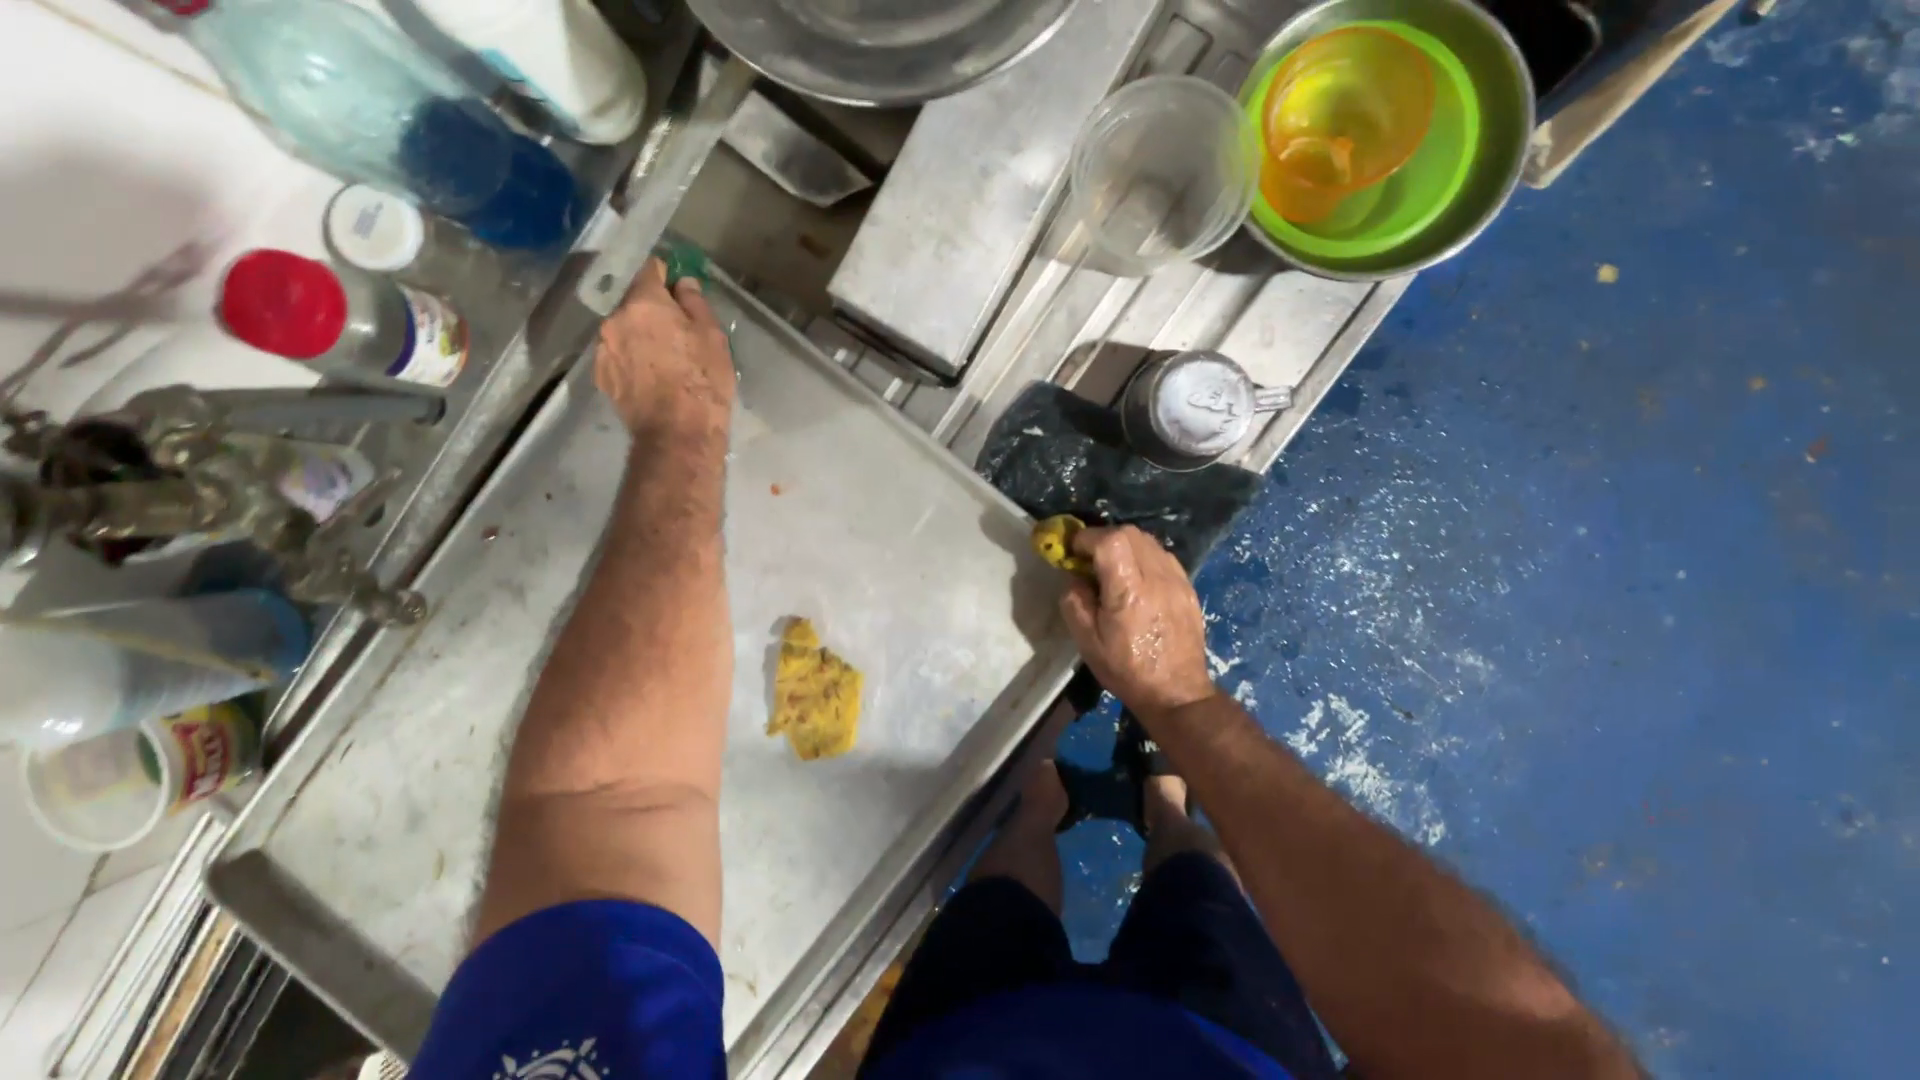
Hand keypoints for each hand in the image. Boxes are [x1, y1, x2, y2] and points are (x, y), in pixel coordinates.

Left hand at [595, 258, 733, 437]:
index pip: (649, 269)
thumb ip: (694, 303)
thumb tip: (683, 283)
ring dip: (638, 334)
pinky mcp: (601, 376)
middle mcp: (614, 319)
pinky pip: (617, 354)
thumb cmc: (702, 380)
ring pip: (623, 329)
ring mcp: (603, 349)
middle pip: (633, 302)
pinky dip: (630, 357)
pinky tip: (649, 375)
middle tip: (676, 329)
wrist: (677, 434)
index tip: (680, 287)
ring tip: (661, 356)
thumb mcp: (712, 337)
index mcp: (643, 303)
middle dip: (652, 309)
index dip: (667, 274)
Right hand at [1059, 526, 1219, 718]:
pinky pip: (1162, 556)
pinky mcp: (1188, 587)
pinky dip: (1144, 557)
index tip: (1074, 551)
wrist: (1176, 692)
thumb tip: (1076, 577)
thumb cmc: (1127, 669)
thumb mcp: (1087, 641)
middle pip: (1130, 533)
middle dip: (1104, 537)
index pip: (1110, 540)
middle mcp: (1157, 577)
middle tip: (1090, 558)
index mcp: (1129, 591)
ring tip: (1113, 568)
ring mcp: (1177, 580)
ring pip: (1148, 541)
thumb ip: (1074, 601)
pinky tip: (1137, 579)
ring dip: (1125, 545)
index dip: (1087, 538)